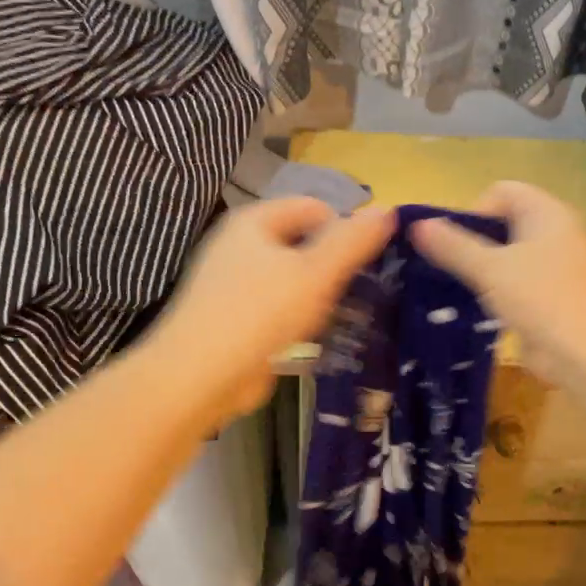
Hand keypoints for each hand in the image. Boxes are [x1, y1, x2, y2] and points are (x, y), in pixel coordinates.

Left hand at [141, 198, 393, 421]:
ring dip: (320, 298)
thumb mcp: (315, 273)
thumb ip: (352, 241)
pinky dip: (300, 321)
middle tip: (360, 292)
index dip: (345, 228)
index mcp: (254, 222)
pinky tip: (316, 341)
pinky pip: (280, 310)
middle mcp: (240, 246)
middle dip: (334, 267)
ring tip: (344, 319)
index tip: (368, 262)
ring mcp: (235, 284)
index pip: (314, 207)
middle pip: (304, 243)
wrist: (196, 379)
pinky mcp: (236, 320)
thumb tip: (389, 211)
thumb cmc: (257, 314)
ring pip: (294, 279)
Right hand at [411, 181, 585, 387]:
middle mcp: (557, 233)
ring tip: (457, 294)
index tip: (456, 243)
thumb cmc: (543, 299)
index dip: (475, 211)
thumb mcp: (491, 270)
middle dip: (474, 244)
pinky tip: (479, 316)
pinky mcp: (555, 300)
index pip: (503, 191)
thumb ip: (453, 246)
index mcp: (548, 213)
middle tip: (450, 270)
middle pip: (505, 224)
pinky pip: (519, 287)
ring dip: (483, 273)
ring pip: (510, 258)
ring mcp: (559, 269)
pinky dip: (498, 296)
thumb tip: (417, 224)